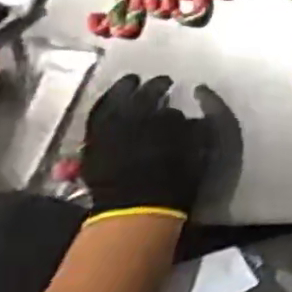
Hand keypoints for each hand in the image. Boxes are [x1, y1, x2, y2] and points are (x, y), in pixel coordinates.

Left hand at [80, 74, 212, 217]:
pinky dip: (105, 103)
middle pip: (146, 96)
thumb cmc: (173, 185)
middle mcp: (136, 119)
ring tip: (133, 82)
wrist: (136, 210)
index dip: (179, 106)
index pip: (173, 111)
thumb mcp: (198, 158)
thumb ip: (198, 135)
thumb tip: (196, 119)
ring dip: (125, 89)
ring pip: (117, 100)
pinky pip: (98, 113)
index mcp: (165, 125)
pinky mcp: (92, 140)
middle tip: (163, 81)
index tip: (189, 97)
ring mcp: (109, 128)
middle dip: (156, 88)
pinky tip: (111, 101)